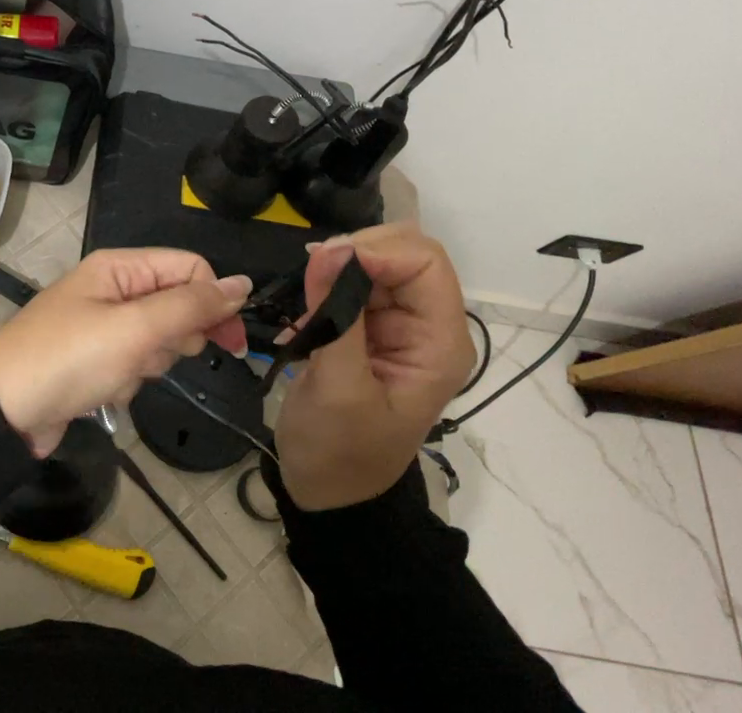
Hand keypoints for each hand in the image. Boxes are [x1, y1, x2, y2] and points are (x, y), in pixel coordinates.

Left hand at [0, 249, 251, 456]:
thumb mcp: (136, 328)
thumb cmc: (71, 359)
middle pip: (176, 305)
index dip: (213, 301)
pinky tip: (102, 391)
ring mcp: (102, 326)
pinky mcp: (95, 360)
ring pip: (159, 341)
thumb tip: (243, 283)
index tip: (229, 341)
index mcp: (118, 268)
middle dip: (173, 338)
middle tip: (147, 354)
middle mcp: (111, 289)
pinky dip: (127, 381)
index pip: (189, 268)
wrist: (5, 410)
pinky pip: (134, 365)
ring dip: (148, 364)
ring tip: (116, 374)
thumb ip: (191, 305)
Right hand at [274, 224, 473, 510]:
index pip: (425, 263)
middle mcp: (426, 326)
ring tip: (303, 298)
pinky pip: (352, 285)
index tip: (325, 262)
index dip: (379, 251)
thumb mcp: (337, 386)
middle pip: (404, 255)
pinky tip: (303, 311)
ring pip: (375, 264)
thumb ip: (337, 315)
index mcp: (438, 342)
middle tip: (309, 273)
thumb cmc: (339, 449)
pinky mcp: (368, 331)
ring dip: (336, 270)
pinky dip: (325, 285)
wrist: (329, 491)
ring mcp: (397, 328)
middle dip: (356, 253)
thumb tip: (329, 250)